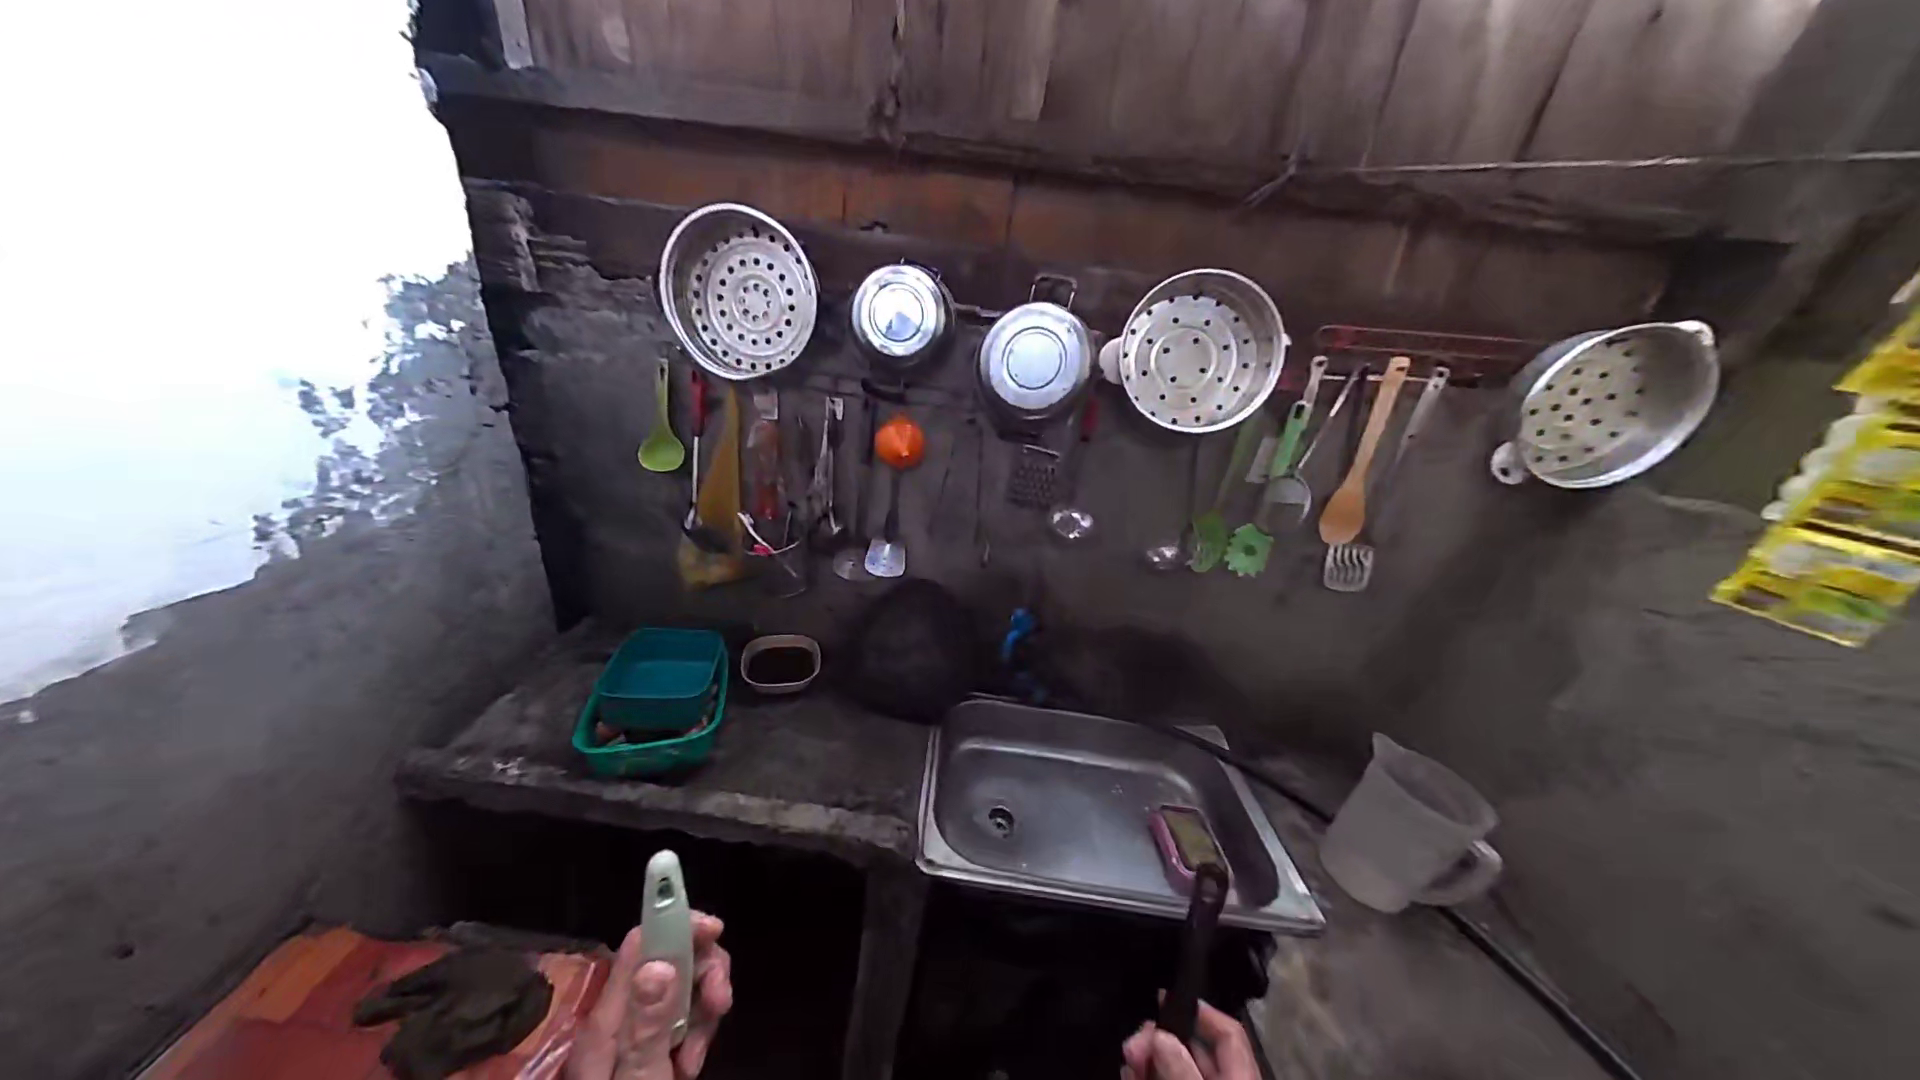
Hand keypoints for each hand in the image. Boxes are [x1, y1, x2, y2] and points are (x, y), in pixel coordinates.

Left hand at [567, 912, 732, 1079]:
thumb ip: (649, 1025)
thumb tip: (659, 960)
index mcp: (606, 1018)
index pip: (641, 942)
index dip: (678, 924)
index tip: (715, 930)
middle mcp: (619, 1018)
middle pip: (669, 959)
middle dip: (704, 971)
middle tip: (722, 1003)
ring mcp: (634, 1035)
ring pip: (681, 988)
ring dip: (703, 1008)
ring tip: (699, 1057)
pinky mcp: (648, 1051)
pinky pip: (681, 1020)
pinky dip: (697, 1033)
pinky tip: (692, 1066)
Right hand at [1120, 1001, 1258, 1079]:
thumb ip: (1183, 1072)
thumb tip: (1159, 1035)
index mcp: (1240, 1078)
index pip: (1228, 1032)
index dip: (1200, 1010)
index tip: (1164, 1000)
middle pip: (1192, 1048)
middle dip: (1157, 1039)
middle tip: (1132, 1046)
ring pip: (1173, 1068)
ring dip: (1146, 1059)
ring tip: (1128, 1064)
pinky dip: (1144, 1076)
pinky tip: (1130, 1076)